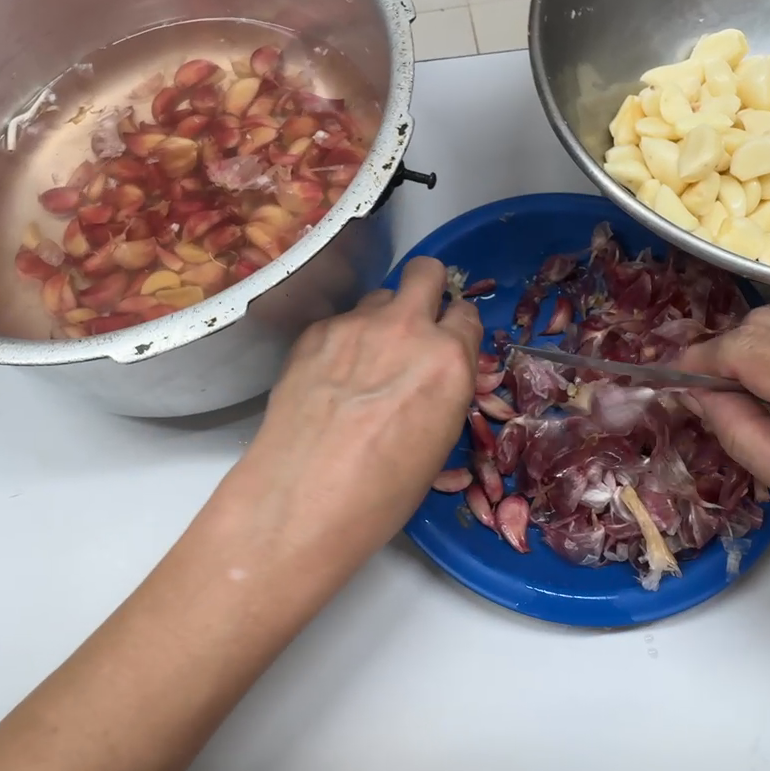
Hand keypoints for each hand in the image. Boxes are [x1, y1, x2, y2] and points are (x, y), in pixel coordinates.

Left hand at [225, 256, 482, 575]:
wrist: (302, 499)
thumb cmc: (381, 493)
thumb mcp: (438, 443)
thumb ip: (442, 388)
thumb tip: (431, 375)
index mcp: (449, 361)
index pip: (466, 314)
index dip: (456, 328)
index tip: (447, 341)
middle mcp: (406, 329)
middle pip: (424, 272)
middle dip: (425, 289)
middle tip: (414, 321)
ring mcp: (356, 324)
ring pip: (378, 296)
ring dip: (380, 319)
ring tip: (362, 361)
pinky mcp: (315, 331)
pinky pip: (339, 322)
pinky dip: (340, 341)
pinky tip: (327, 379)